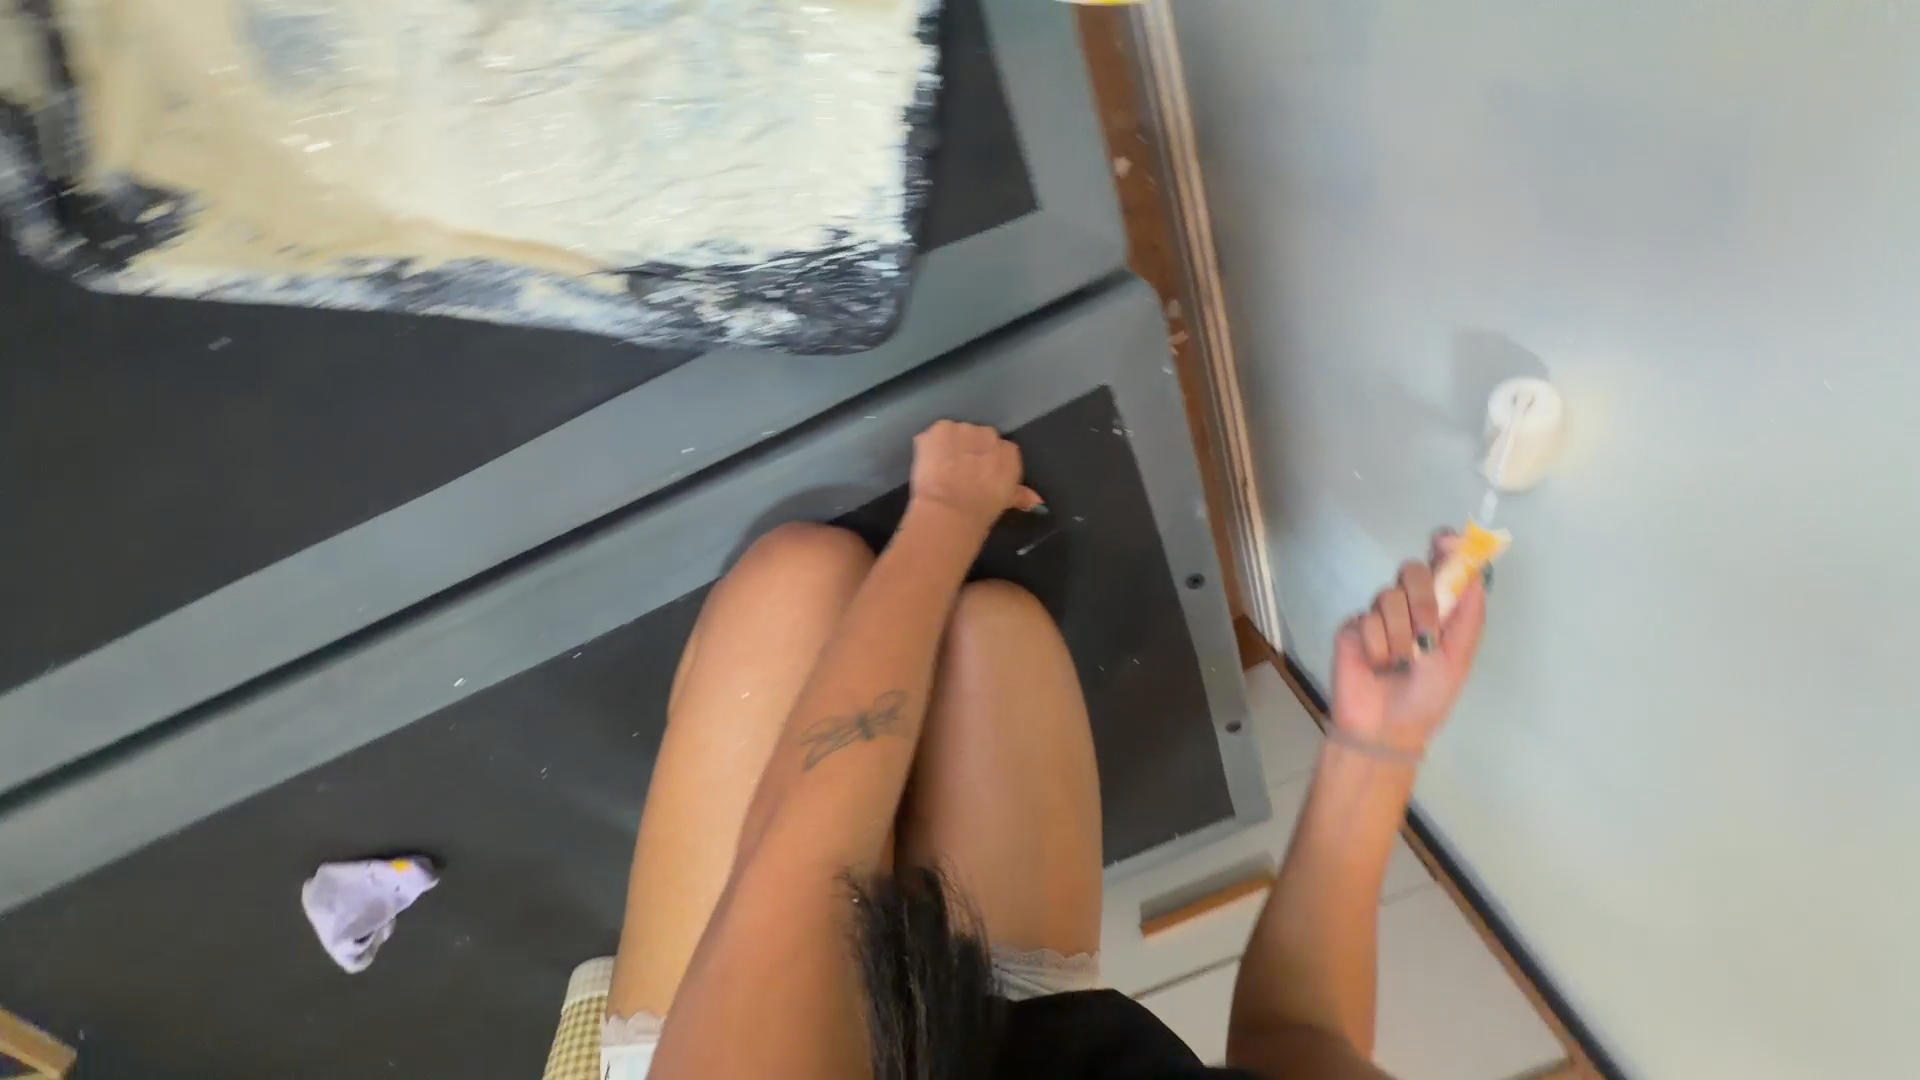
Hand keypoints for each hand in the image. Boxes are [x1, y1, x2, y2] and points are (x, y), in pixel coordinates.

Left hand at [907, 420, 1041, 530]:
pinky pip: (933, 435)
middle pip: (979, 436)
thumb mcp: (1005, 502)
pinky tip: (928, 464)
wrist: (950, 508)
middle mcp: (988, 434)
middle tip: (959, 473)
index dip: (987, 462)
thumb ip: (1021, 495)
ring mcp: (962, 429)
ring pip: (955, 434)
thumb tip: (1037, 501)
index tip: (978, 475)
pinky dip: (929, 447)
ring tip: (941, 470)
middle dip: (970, 450)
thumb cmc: (982, 510)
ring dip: (949, 447)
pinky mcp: (938, 430)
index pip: (1001, 449)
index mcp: (1009, 452)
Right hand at [1329, 531, 1486, 756]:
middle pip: (1412, 572)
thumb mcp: (1459, 656)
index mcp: (1440, 611)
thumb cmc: (1429, 696)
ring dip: (1400, 635)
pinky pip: (1365, 620)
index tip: (1444, 539)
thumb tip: (1476, 571)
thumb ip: (1467, 613)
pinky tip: (1376, 663)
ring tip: (1399, 662)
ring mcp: (1378, 615)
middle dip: (1422, 600)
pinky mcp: (1352, 627)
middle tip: (1426, 633)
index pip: (1441, 568)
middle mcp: (1409, 606)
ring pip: (1388, 598)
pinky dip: (1376, 645)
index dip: (1445, 549)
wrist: (1386, 724)